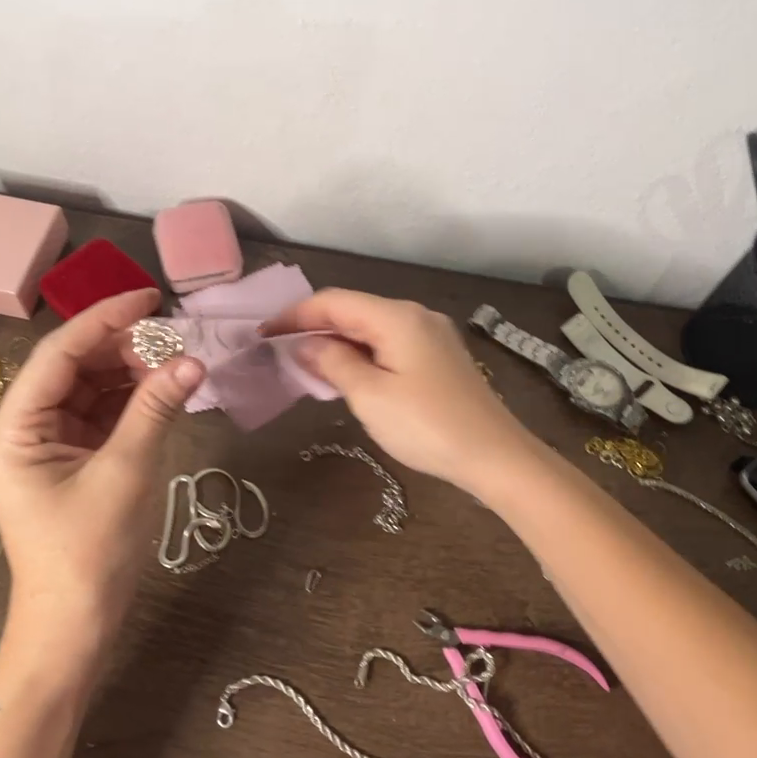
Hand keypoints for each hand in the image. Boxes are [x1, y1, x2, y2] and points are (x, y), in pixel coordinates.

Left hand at [0, 289, 203, 638]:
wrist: (76, 623)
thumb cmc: (89, 551)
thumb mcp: (126, 472)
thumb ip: (156, 408)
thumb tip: (194, 360)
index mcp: (14, 427)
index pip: (59, 353)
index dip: (105, 318)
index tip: (151, 297)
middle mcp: (23, 426)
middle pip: (75, 366)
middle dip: (125, 347)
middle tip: (177, 339)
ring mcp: (47, 442)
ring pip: (92, 386)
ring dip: (133, 371)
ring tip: (178, 363)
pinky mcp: (71, 457)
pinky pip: (102, 413)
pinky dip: (133, 399)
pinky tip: (166, 388)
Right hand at [266, 289, 538, 489]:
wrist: (494, 455)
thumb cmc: (426, 426)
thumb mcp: (370, 396)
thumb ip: (333, 363)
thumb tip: (307, 345)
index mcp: (396, 317)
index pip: (333, 302)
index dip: (294, 315)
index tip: (262, 334)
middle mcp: (415, 316)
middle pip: (353, 311)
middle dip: (314, 328)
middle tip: (279, 352)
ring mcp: (431, 336)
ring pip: (371, 329)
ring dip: (338, 343)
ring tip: (306, 367)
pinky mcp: (439, 358)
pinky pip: (389, 345)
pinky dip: (362, 355)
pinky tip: (348, 377)